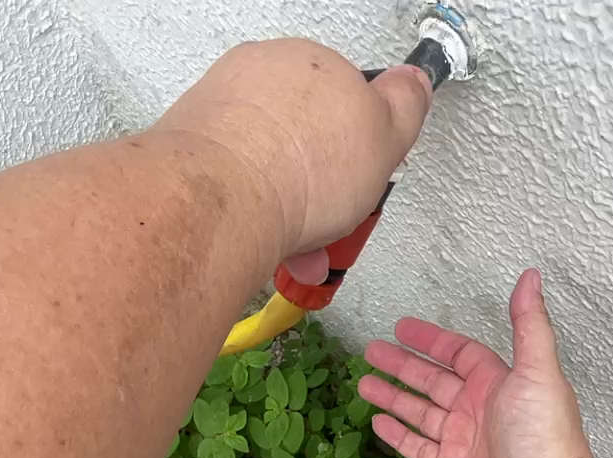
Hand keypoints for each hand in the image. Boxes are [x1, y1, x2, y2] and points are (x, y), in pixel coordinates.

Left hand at [155, 39, 432, 256]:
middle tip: (330, 213)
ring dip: (289, 199)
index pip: (351, 93)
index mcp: (317, 64)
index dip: (364, 140)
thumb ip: (405, 108)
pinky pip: (238, 178)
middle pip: (306, 129)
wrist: (228, 200)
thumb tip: (413, 84)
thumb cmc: (300, 172)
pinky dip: (255, 208)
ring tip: (300, 239)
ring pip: (270, 157)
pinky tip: (268, 238)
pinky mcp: (198, 148)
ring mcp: (228, 107)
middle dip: (321, 175)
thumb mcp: (385, 137)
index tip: (363, 171)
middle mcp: (268, 74)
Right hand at [357, 269, 593, 457]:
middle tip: (371, 351)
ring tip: (363, 383)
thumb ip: (528, 324)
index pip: (459, 354)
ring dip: (393, 398)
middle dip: (402, 366)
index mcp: (497, 382)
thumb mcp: (537, 369)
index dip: (431, 340)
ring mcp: (461, 440)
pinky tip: (377, 422)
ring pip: (419, 413)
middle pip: (432, 381)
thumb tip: (531, 275)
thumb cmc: (541, 431)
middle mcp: (477, 409)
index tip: (401, 327)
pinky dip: (398, 435)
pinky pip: (417, 448)